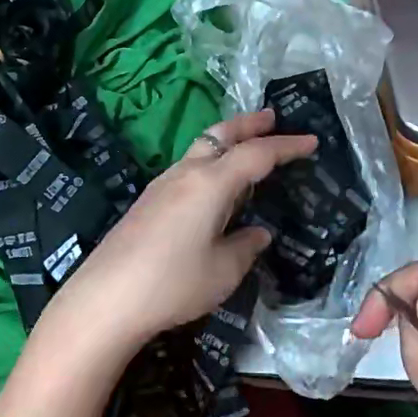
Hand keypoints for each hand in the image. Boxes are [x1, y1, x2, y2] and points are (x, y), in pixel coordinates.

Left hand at [44, 109, 315, 362]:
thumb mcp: (223, 271)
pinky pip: (186, 168)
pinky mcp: (147, 201)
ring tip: (246, 149)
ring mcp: (161, 185)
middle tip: (273, 117)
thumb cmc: (173, 283)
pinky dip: (209, 163)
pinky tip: (214, 188)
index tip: (311, 141)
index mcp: (210, 183)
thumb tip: (257, 233)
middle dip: (249, 124)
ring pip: (200, 149)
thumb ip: (246, 246)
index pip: (256, 154)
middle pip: (220, 135)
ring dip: (226, 142)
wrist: (106, 298)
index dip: (286, 146)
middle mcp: (185, 174)